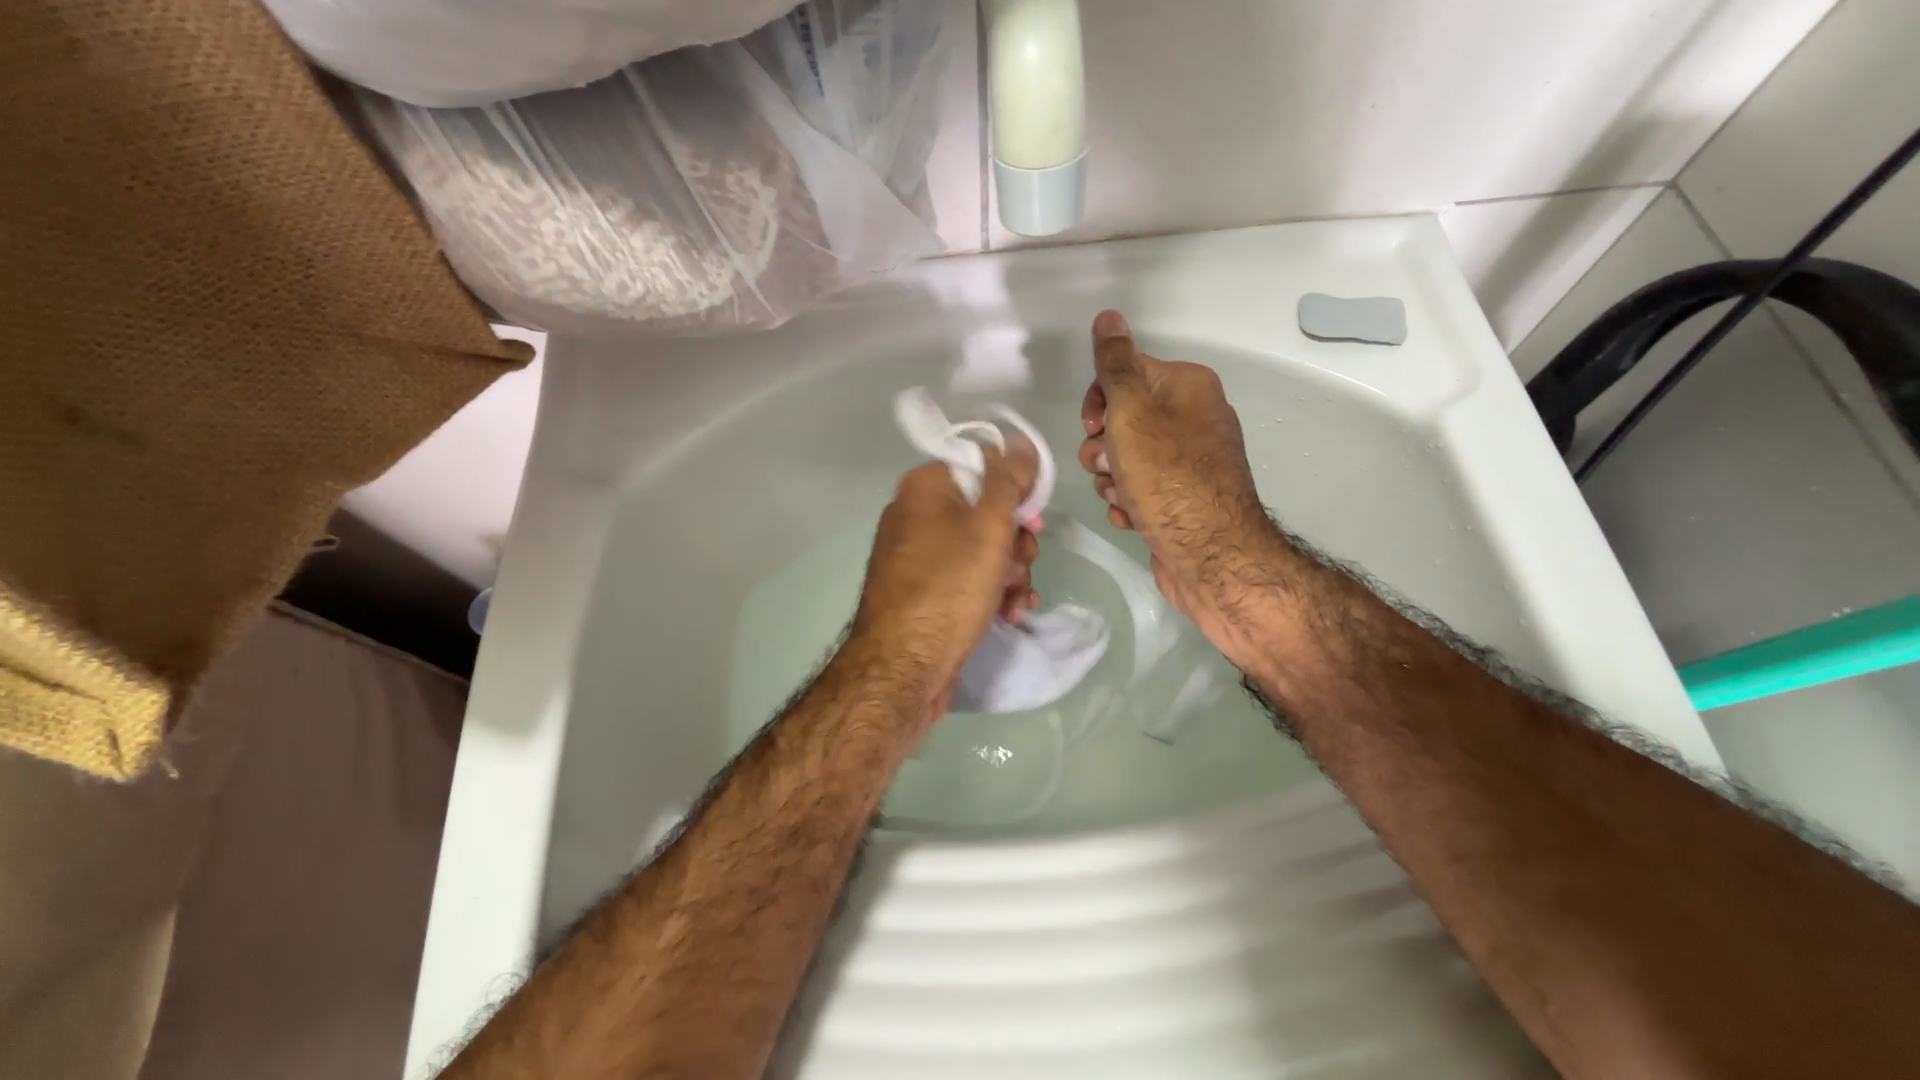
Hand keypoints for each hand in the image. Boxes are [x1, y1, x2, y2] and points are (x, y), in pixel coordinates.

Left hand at [850, 439, 1041, 718]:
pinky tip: (1008, 614)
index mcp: (924, 487)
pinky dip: (991, 592)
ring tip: (1013, 598)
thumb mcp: (988, 527)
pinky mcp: (924, 593)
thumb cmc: (948, 588)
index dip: (1014, 490)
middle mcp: (916, 515)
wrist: (903, 668)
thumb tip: (1019, 440)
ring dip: (1010, 572)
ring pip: (982, 549)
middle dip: (1015, 541)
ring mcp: (917, 558)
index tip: (1032, 520)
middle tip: (1020, 564)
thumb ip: (1008, 480)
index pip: (981, 465)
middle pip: (985, 510)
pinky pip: (967, 579)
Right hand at [1078, 309, 1282, 664]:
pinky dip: (1130, 503)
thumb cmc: (1168, 478)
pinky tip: (1135, 518)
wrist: (1210, 556)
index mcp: (1187, 387)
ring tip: (1126, 498)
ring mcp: (1189, 461)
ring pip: (1125, 459)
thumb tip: (1109, 316)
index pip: (1124, 373)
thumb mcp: (1132, 413)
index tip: (1094, 428)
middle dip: (1103, 448)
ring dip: (1112, 480)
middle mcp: (1193, 417)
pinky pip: (1140, 489)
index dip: (1099, 403)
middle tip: (1112, 467)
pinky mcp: (1182, 498)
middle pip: (1121, 419)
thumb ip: (1116, 365)